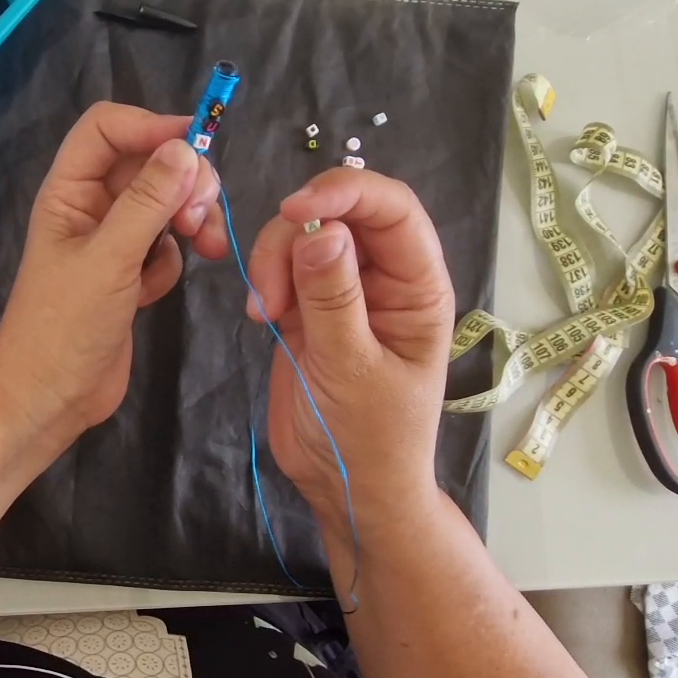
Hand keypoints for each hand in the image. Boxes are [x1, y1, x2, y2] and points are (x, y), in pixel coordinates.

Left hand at [0, 102, 227, 442]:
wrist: (50, 398)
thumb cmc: (65, 326)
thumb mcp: (109, 259)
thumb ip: (148, 202)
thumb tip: (185, 149)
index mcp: (69, 192)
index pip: (107, 129)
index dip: (151, 126)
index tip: (198, 146)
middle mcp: (91, 209)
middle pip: (147, 165)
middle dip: (183, 181)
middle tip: (204, 214)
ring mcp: (111, 244)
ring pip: (163, 207)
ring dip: (188, 221)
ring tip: (205, 249)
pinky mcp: (128, 276)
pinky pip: (163, 249)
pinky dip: (169, 264)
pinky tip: (152, 294)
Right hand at [244, 168, 454, 529]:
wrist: (343, 485)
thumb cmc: (368, 437)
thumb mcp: (352, 368)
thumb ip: (334, 298)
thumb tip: (320, 229)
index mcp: (417, 287)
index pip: (393, 211)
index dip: (347, 192)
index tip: (294, 208)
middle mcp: (383, 280)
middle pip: (340, 214)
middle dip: (295, 235)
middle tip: (269, 288)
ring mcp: (341, 293)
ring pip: (302, 237)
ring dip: (274, 261)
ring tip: (263, 312)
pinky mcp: (305, 310)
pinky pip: (282, 268)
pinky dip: (265, 280)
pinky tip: (260, 316)